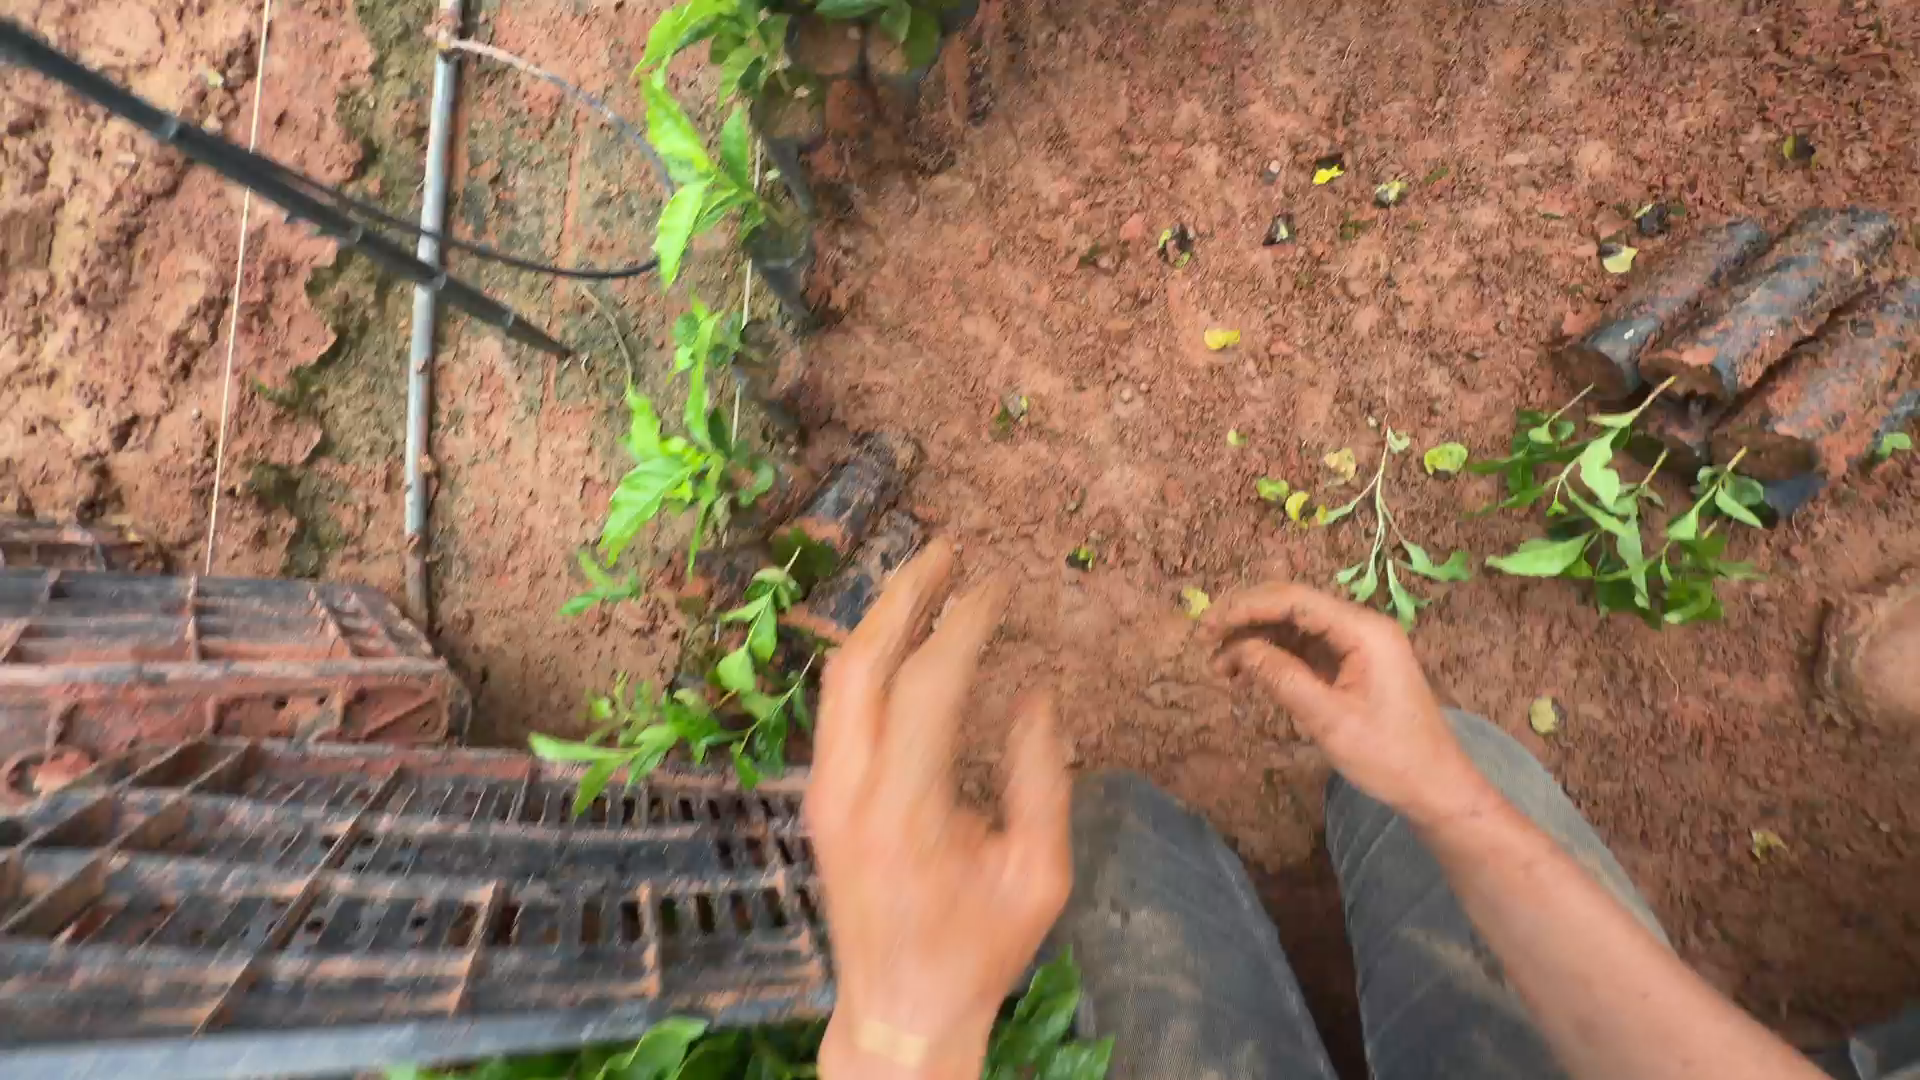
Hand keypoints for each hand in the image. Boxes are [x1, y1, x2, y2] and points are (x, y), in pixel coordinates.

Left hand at [806, 541, 1071, 1079]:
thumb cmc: (978, 949)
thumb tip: (1036, 692)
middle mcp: (849, 788)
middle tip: (944, 549)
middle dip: (904, 594)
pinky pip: (838, 702)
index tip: (995, 588)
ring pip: (839, 675)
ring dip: (880, 617)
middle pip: (862, 661)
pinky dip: (867, 654)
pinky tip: (897, 633)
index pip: (927, 686)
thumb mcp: (1040, 875)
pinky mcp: (818, 793)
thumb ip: (1042, 778)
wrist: (895, 1009)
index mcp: (906, 810)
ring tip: (923, 576)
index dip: (963, 626)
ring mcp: (822, 789)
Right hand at [1200, 582, 1494, 827]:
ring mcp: (1353, 643)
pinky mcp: (1347, 662)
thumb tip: (1238, 649)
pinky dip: (1269, 655)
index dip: (1245, 608)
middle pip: (1289, 604)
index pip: (1292, 600)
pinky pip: (1300, 645)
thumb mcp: (1329, 720)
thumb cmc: (1389, 756)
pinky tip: (1245, 673)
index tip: (1209, 627)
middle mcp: (1358, 626)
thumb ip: (1281, 677)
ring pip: (1290, 624)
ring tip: (1219, 665)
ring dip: (1252, 638)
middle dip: (1243, 618)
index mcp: (1363, 631)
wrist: (1437, 788)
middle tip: (1205, 640)